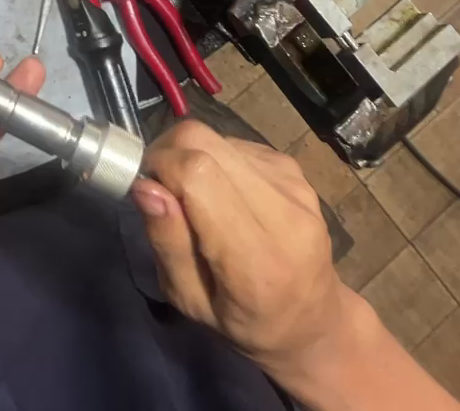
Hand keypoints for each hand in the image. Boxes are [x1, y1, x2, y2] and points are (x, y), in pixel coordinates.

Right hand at [131, 123, 459, 409]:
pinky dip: (213, 158)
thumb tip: (145, 186)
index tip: (146, 187)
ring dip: (190, 155)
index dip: (160, 167)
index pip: (197, 174)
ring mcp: (293, 185)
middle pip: (203, 142)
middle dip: (167, 151)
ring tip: (193, 193)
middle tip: (159, 183)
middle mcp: (282, 213)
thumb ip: (167, 242)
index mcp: (255, 259)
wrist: (314, 320)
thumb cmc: (245, 321)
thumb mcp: (190, 300)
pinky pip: (234, 144)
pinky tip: (221, 191)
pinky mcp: (294, 169)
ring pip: (216, 138)